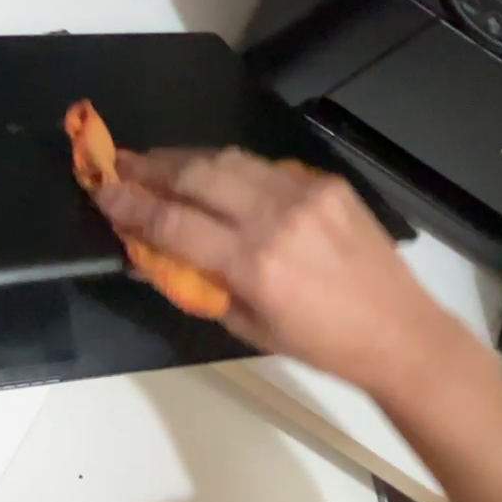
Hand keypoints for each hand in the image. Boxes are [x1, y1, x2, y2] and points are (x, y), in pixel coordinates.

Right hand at [93, 148, 479, 397]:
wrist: (399, 330)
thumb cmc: (317, 343)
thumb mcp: (243, 325)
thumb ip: (195, 283)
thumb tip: (147, 255)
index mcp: (253, 264)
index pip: (173, 223)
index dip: (130, 205)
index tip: (101, 192)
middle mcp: (275, 218)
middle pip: (195, 176)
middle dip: (149, 166)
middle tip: (118, 162)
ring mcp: (303, 194)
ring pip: (227, 160)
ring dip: (184, 158)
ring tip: (155, 160)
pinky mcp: (324, 183)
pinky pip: (261, 166)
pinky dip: (227, 167)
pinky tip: (211, 173)